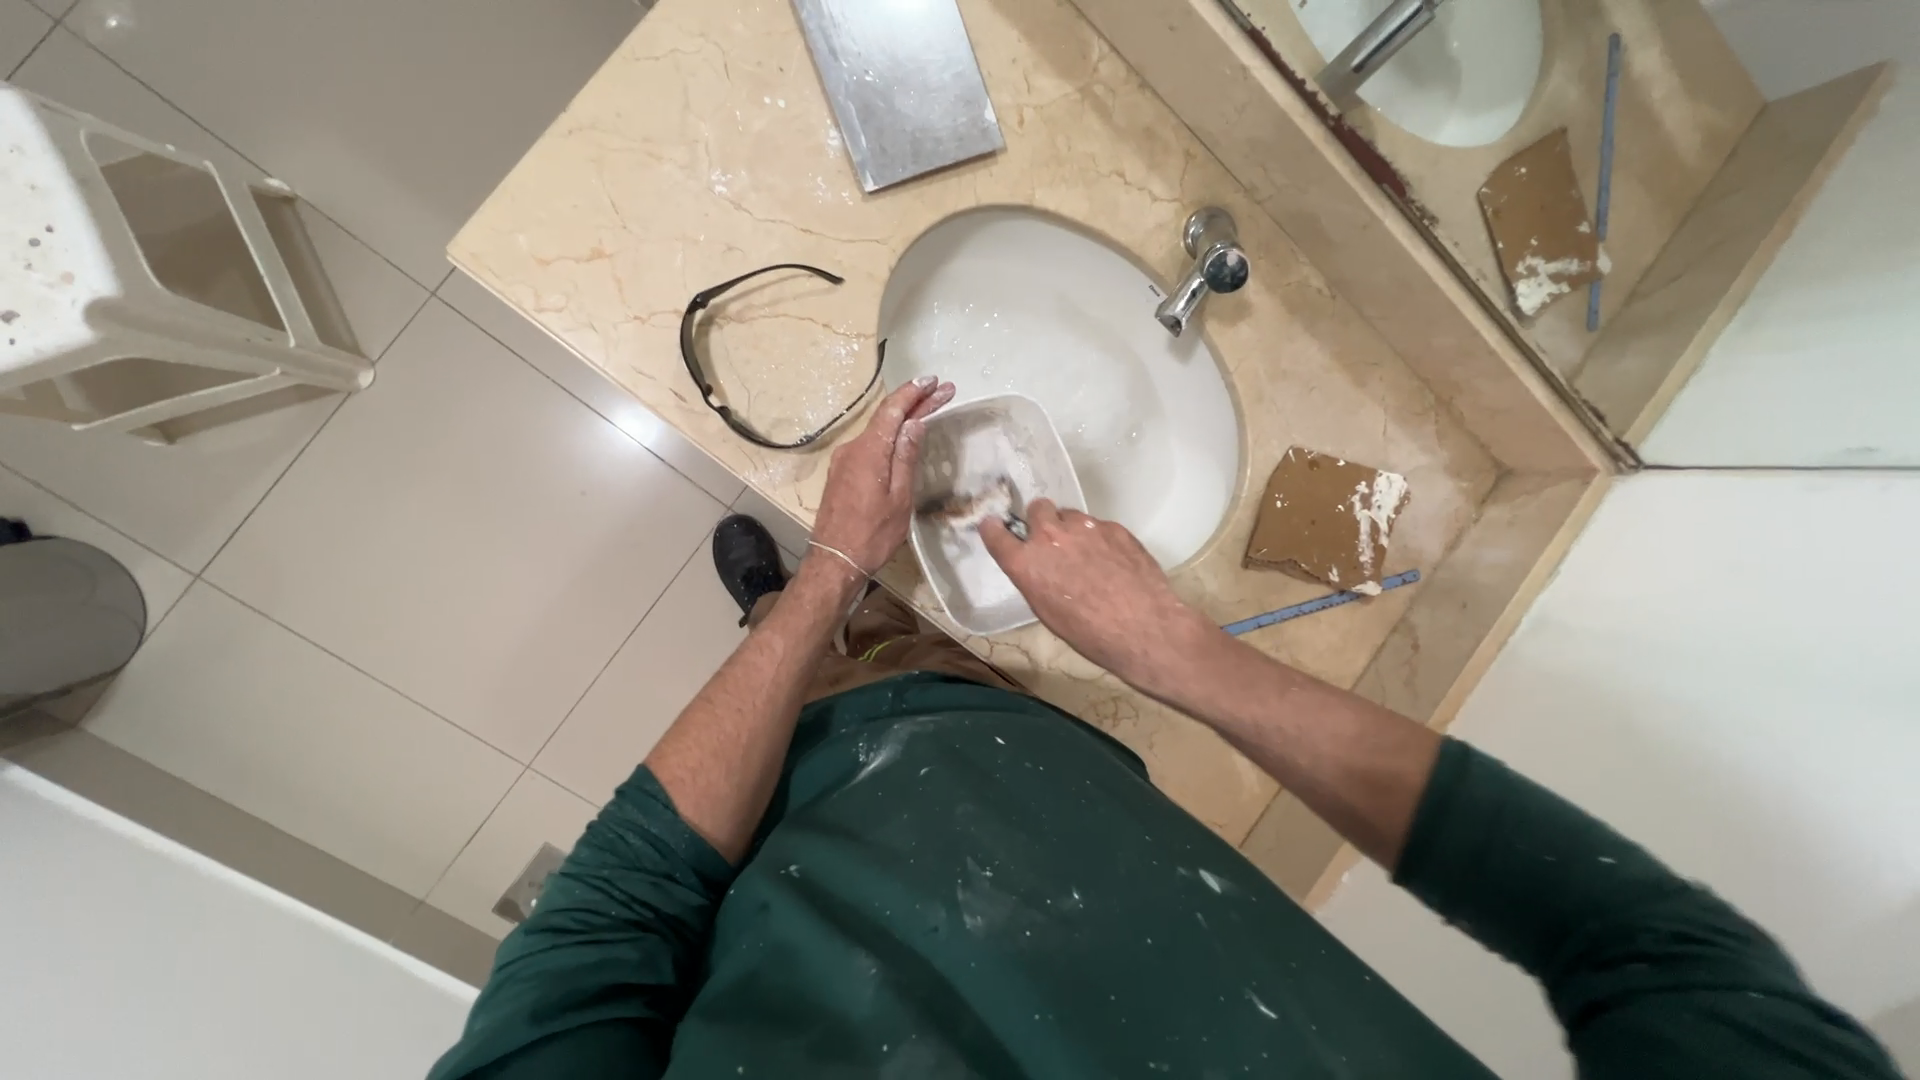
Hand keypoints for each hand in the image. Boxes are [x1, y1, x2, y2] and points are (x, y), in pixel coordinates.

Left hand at [810, 375, 955, 575]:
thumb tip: (914, 423)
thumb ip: (906, 457)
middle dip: (915, 403)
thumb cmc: (872, 534)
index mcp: (868, 452)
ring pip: (878, 432)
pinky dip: (889, 437)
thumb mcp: (899, 498)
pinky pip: (869, 446)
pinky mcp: (842, 473)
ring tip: (929, 410)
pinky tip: (904, 437)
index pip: (892, 410)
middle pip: (886, 418)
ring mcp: (844, 461)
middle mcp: (852, 449)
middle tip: (943, 392)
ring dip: (903, 420)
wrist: (835, 560)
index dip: (914, 393)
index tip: (934, 382)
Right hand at [981, 501, 1216, 688]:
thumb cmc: (1088, 632)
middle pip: (1038, 508)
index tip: (996, 528)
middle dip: (1042, 522)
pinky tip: (1113, 562)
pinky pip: (1098, 525)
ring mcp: (1085, 527)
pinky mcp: (1114, 527)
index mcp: (1026, 562)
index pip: (996, 533)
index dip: (995, 529)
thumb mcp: (1047, 611)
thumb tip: (1038, 567)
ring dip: (1072, 530)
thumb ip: (1035, 579)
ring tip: (1088, 556)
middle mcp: (1050, 537)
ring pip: (1070, 515)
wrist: (1142, 627)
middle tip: (1054, 544)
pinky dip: (1100, 539)